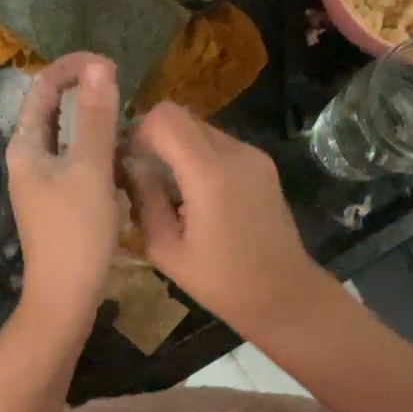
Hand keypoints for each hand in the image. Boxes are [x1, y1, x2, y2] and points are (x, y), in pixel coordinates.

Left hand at [5, 53, 122, 330]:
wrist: (65, 296)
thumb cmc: (76, 233)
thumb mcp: (90, 170)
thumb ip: (95, 117)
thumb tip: (99, 66)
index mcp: (25, 146)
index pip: (43, 86)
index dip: (74, 66)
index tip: (112, 64)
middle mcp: (28, 159)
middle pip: (55, 110)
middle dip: (87, 93)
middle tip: (126, 89)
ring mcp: (42, 182)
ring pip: (70, 138)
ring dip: (96, 123)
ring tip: (130, 121)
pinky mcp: (59, 202)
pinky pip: (80, 163)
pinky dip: (100, 153)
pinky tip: (124, 160)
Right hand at [125, 103, 337, 338]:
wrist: (283, 294)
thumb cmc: (221, 282)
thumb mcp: (166, 250)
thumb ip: (144, 202)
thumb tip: (129, 170)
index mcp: (209, 174)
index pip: (165, 118)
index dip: (139, 132)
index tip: (129, 162)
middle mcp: (235, 153)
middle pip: (183, 117)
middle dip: (156, 140)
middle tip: (143, 176)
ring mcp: (254, 156)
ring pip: (201, 129)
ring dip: (178, 149)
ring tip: (169, 190)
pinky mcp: (263, 165)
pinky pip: (220, 145)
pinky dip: (199, 158)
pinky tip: (195, 196)